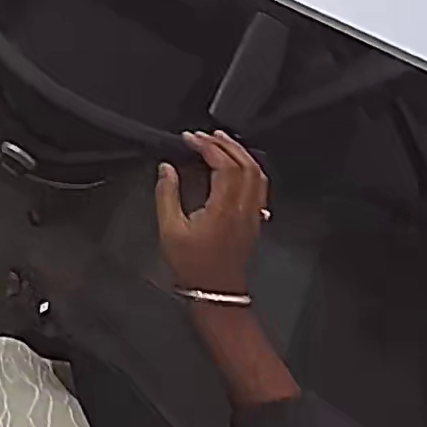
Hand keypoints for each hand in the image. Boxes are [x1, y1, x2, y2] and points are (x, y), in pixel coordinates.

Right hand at [155, 131, 267, 294]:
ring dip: (240, 153)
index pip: (224, 166)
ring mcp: (253, 214)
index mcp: (223, 209)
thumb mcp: (170, 229)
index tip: (190, 138)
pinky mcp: (255, 219)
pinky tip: (237, 164)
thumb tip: (166, 168)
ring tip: (221, 141)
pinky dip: (249, 167)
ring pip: (256, 173)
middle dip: (225, 144)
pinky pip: (260, 185)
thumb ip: (167, 194)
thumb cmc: (192, 264)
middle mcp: (243, 209)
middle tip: (205, 134)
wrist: (214, 292)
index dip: (207, 147)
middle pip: (245, 164)